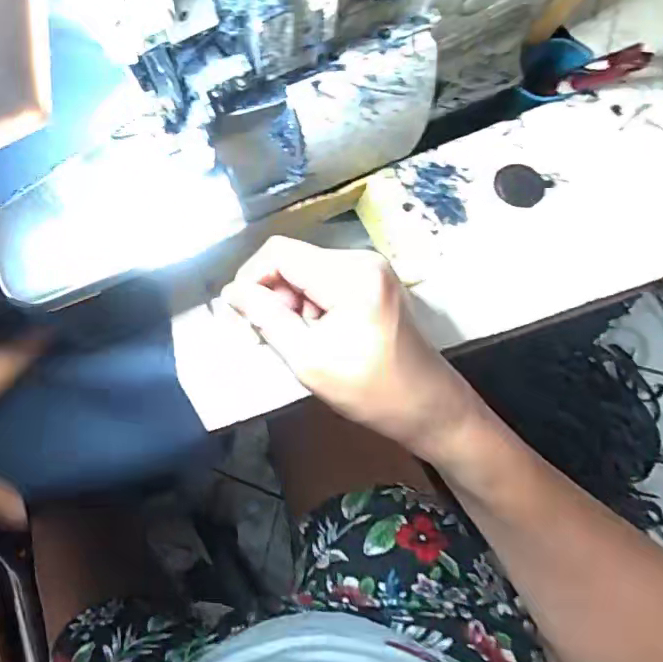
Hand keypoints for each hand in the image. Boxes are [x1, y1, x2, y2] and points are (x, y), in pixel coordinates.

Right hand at [222, 236, 490, 464]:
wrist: (432, 408)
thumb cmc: (372, 392)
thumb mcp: (309, 361)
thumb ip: (266, 319)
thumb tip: (231, 292)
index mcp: (351, 275)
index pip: (279, 253)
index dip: (250, 278)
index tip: (240, 314)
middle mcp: (362, 259)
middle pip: (291, 259)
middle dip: (271, 294)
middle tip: (266, 334)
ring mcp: (370, 267)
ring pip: (304, 269)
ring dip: (289, 301)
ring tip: (296, 339)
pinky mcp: (373, 279)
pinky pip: (323, 278)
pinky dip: (309, 303)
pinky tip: (315, 333)